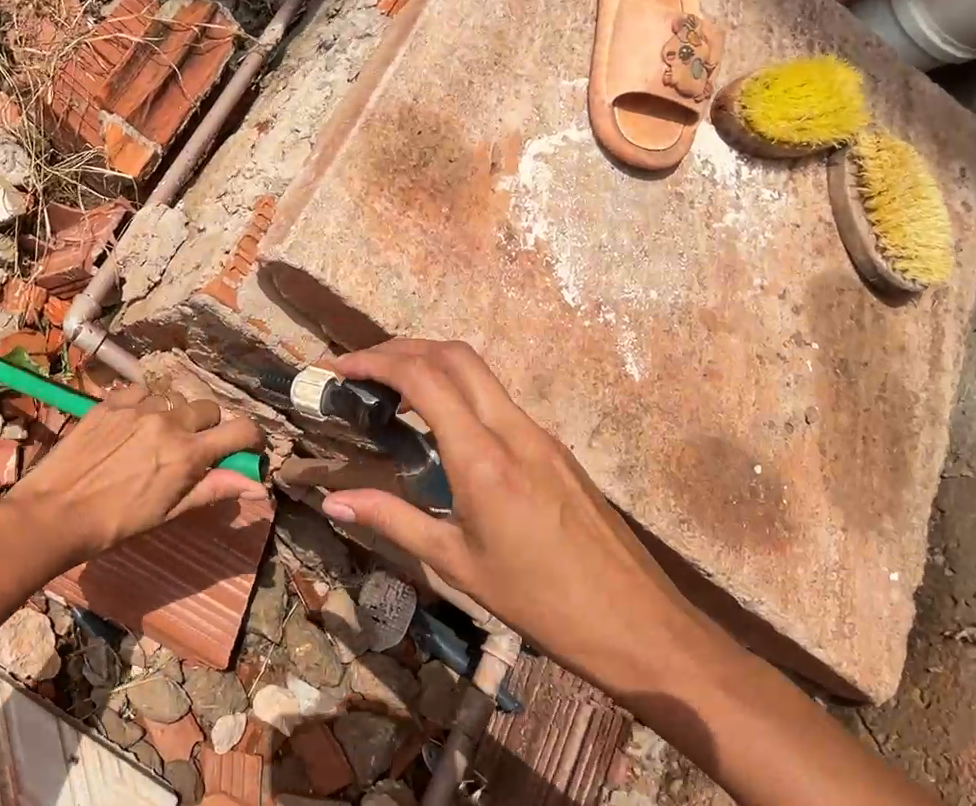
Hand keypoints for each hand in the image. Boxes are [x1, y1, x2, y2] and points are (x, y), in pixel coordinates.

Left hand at [4, 382, 266, 567]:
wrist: (57, 510)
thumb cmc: (117, 522)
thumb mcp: (169, 511)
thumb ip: (212, 489)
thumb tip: (256, 484)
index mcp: (188, 453)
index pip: (240, 429)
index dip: (251, 437)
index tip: (246, 446)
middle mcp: (168, 422)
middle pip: (208, 409)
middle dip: (208, 426)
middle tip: (192, 448)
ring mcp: (137, 407)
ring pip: (173, 399)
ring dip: (173, 414)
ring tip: (154, 438)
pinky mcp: (110, 402)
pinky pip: (141, 392)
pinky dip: (144, 404)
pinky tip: (130, 425)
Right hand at [319, 339, 716, 702]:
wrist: (642, 628)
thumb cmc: (541, 602)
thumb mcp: (456, 564)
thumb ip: (392, 520)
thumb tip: (333, 501)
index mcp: (483, 459)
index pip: (424, 379)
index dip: (375, 361)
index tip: (339, 367)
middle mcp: (514, 432)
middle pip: (454, 355)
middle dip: (400, 348)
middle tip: (360, 369)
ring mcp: (540, 437)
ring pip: (479, 372)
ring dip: (429, 365)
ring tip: (389, 391)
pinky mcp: (555, 450)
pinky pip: (496, 400)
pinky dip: (456, 391)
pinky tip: (437, 426)